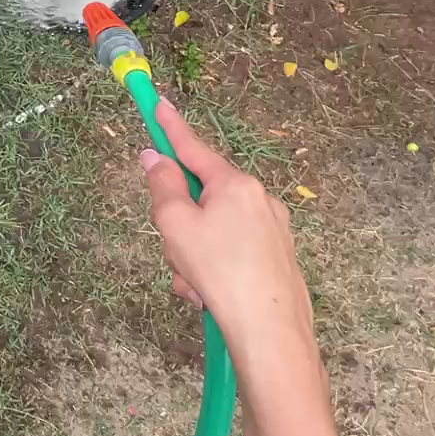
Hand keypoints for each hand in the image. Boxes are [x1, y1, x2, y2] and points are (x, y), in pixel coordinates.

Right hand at [137, 99, 312, 359]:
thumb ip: (162, 185)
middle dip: (178, 219)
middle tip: (172, 246)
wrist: (271, 333)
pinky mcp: (279, 257)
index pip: (193, 147)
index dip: (170, 126)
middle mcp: (260, 199)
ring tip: (191, 281)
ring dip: (191, 250)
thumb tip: (155, 158)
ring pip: (212, 226)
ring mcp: (274, 229)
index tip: (159, 102)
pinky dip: (211, 265)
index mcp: (235, 185)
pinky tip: (207, 293)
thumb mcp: (174, 223)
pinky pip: (230, 248)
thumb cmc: (218, 271)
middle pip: (200, 194)